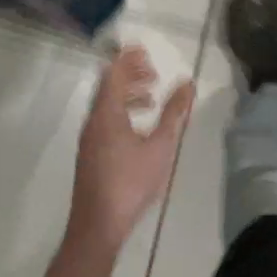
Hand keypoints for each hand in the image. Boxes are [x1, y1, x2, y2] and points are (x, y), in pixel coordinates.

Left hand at [68, 45, 195, 248]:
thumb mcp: (160, 147)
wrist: (97, 227)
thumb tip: (188, 83)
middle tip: (153, 73)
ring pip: (106, 105)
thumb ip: (174, 113)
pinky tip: (138, 130)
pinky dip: (122, 112)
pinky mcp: (90, 155)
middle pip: (108, 86)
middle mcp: (93, 121)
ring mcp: (89, 139)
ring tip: (151, 99)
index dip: (128, 58)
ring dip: (127, 94)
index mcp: (106, 113)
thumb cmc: (130, 183)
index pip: (113, 73)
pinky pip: (104, 120)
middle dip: (130, 74)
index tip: (145, 50)